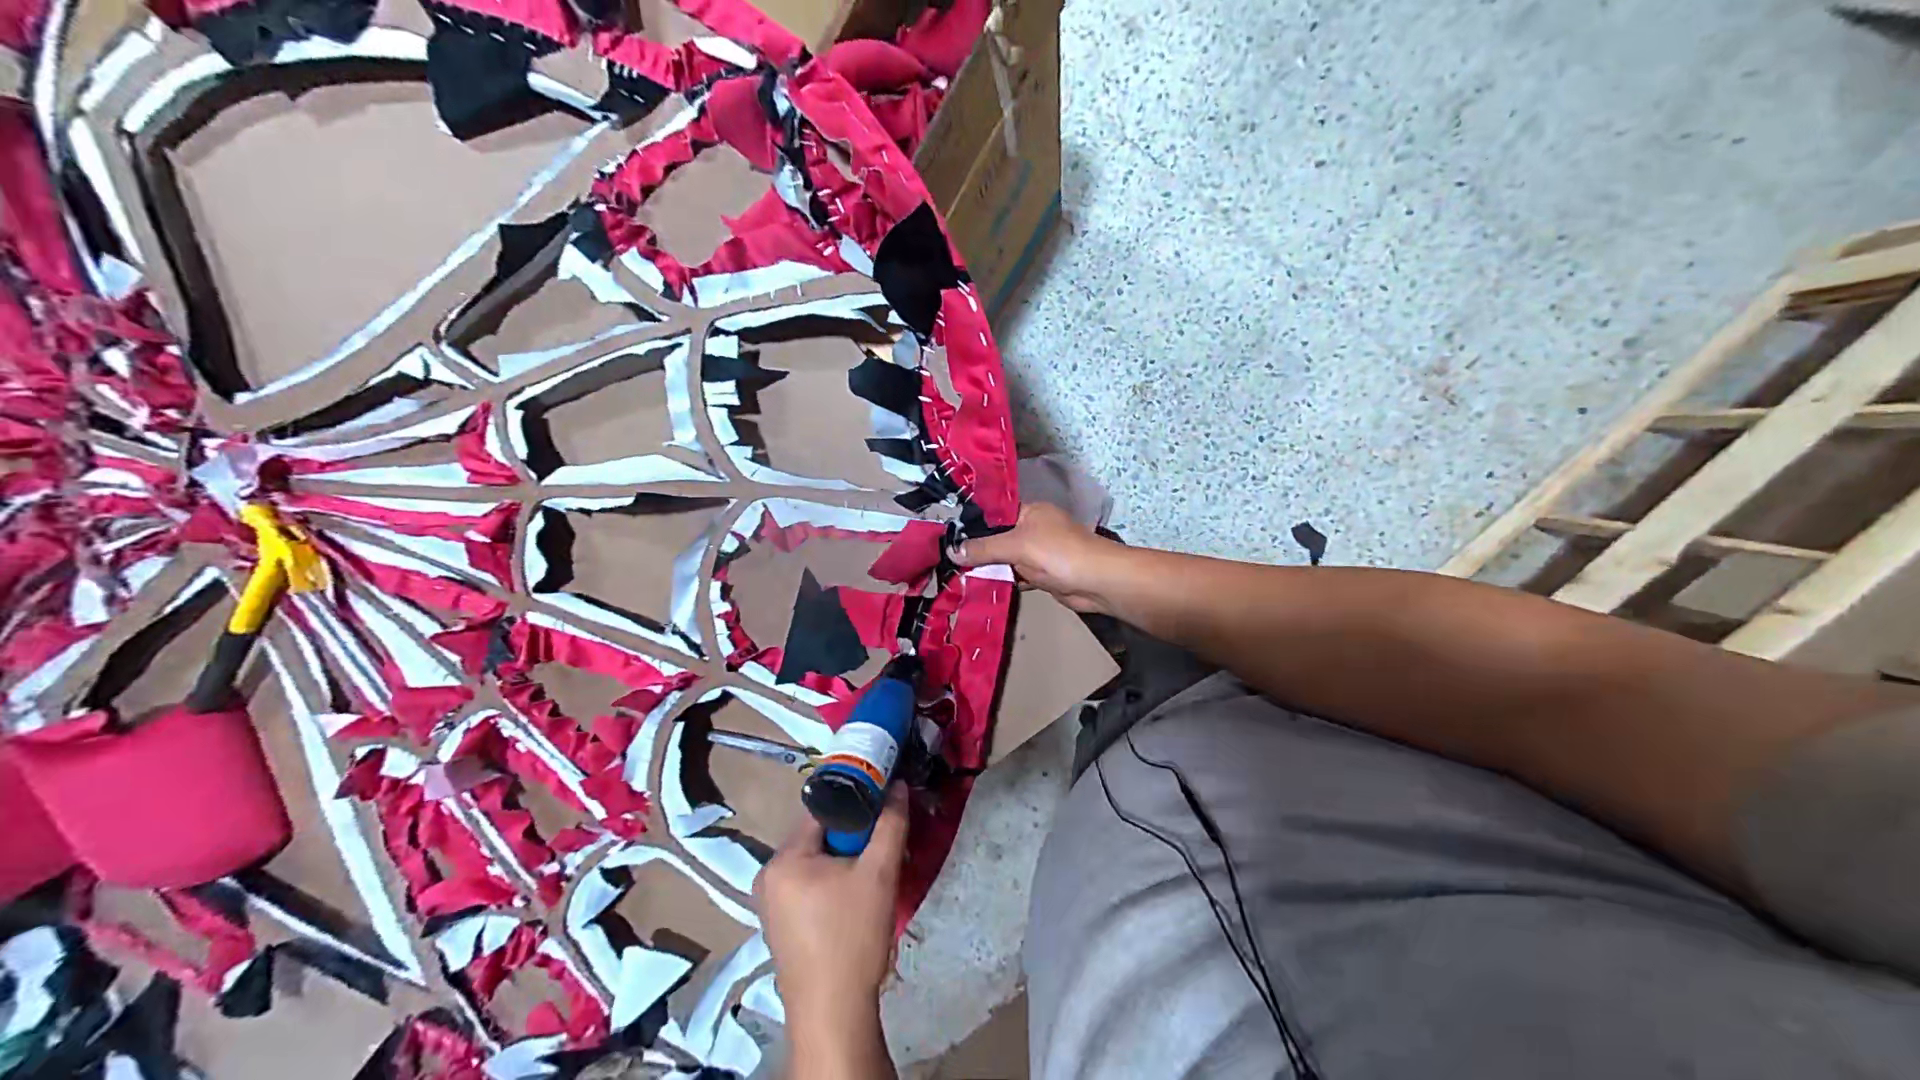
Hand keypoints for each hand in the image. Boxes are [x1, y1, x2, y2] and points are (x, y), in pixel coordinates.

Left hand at [756, 785, 907, 1064]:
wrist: (834, 1013)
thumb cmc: (853, 936)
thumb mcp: (880, 873)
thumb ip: (890, 824)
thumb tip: (898, 786)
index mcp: (783, 858)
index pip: (822, 812)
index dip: (855, 806)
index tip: (883, 810)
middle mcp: (768, 877)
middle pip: (818, 838)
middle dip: (852, 840)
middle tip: (882, 850)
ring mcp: (770, 905)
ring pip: (815, 865)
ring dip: (845, 864)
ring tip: (874, 878)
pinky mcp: (779, 928)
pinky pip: (808, 889)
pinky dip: (832, 887)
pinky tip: (856, 903)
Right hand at [953, 502, 1126, 612]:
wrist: (1095, 582)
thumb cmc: (1057, 553)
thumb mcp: (1016, 546)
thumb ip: (984, 548)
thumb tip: (952, 550)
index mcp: (1030, 511)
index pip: (995, 511)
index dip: (973, 521)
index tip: (948, 532)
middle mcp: (1034, 528)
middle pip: (999, 536)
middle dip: (978, 547)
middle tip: (947, 555)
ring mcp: (1038, 552)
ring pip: (1006, 558)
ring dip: (989, 566)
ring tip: (956, 571)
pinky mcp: (1042, 574)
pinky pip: (1016, 574)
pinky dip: (1003, 580)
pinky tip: (980, 585)